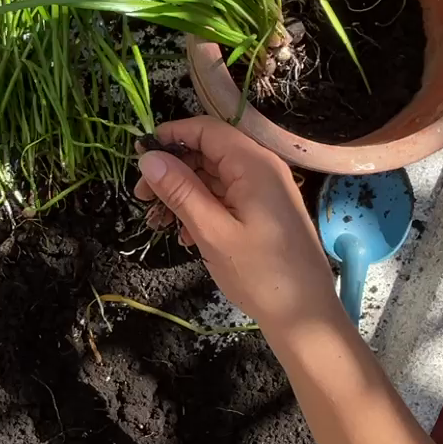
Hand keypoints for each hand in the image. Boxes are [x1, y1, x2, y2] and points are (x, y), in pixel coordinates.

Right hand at [134, 116, 339, 330]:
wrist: (304, 313)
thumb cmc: (260, 272)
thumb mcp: (212, 231)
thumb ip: (180, 191)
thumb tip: (149, 158)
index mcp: (253, 164)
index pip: (206, 130)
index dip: (170, 136)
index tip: (138, 157)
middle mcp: (261, 169)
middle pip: (207, 152)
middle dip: (172, 171)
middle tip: (141, 199)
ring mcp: (264, 191)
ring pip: (213, 177)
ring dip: (182, 194)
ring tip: (158, 223)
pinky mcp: (263, 211)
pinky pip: (225, 197)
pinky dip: (200, 208)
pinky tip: (185, 235)